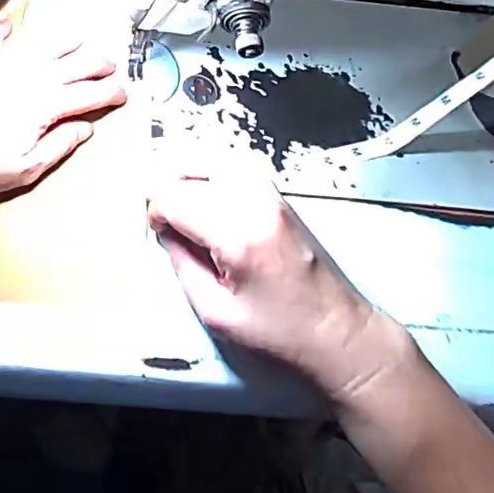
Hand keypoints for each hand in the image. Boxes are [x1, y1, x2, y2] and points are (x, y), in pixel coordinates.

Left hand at [0, 20, 126, 205]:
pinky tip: (10, 23)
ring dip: (67, 40)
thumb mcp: (26, 168)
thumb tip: (87, 127)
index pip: (89, 94)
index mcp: (46, 104)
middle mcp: (31, 75)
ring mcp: (5, 63)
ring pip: (45, 41)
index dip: (111, 93)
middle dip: (99, 62)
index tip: (124, 94)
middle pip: (76, 61)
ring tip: (80, 40)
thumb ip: (60, 144)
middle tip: (110, 68)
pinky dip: (3, 29)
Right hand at [148, 171, 422, 404]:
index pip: (174, 197)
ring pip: (208, 161)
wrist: (338, 330)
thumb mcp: (216, 312)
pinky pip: (231, 166)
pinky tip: (207, 200)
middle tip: (167, 222)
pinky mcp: (277, 193)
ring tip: (184, 208)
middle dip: (168, 194)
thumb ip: (182, 265)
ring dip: (187, 181)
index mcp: (237, 235)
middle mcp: (253, 202)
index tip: (158, 231)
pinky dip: (210, 176)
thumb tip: (167, 232)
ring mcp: (268, 192)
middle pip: (187, 173)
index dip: (155, 212)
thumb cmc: (280, 330)